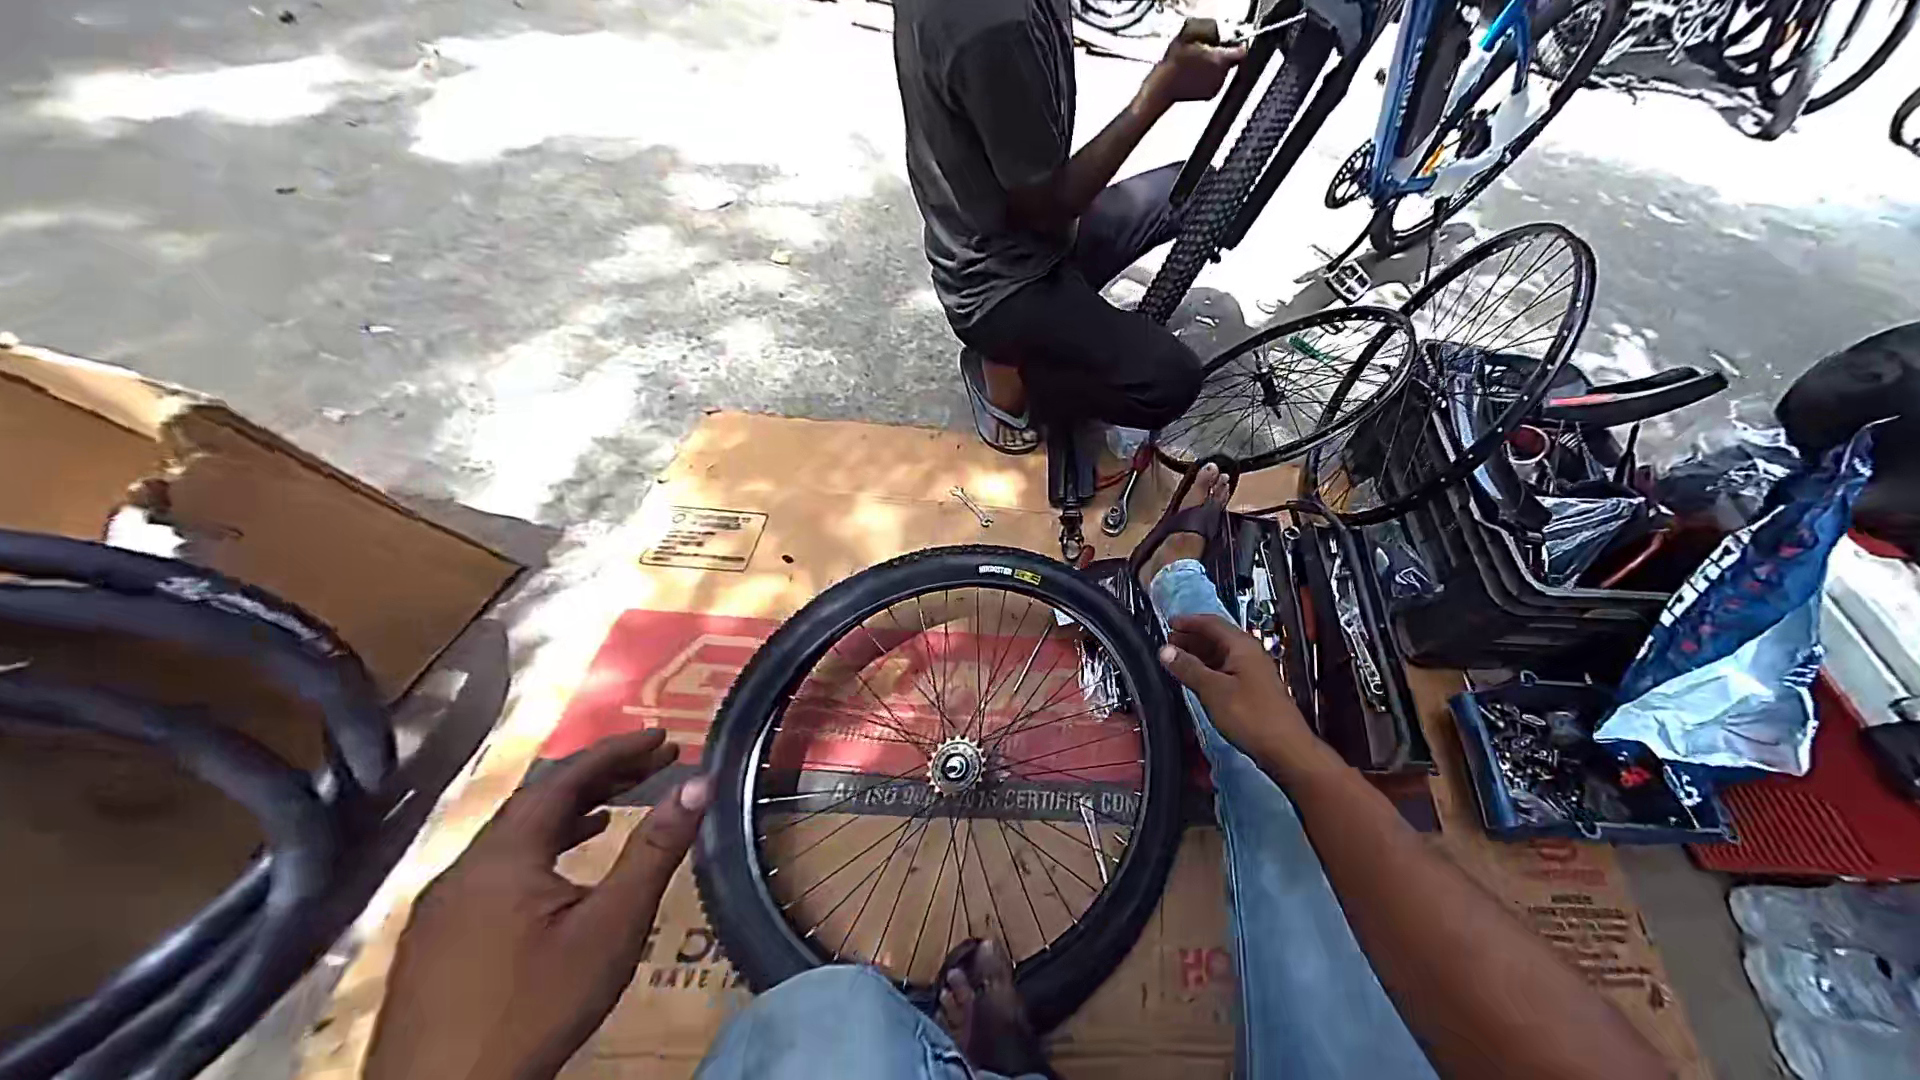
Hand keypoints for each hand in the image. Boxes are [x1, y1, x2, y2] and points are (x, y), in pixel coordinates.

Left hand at [364, 730, 709, 1079]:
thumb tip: (699, 784)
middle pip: (539, 801)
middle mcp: (466, 868)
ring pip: (516, 835)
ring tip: (620, 803)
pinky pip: (500, 867)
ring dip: (572, 811)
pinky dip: (543, 848)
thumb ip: (654, 849)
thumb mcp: (612, 925)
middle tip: (656, 764)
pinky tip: (567, 865)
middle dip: (601, 776)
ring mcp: (445, 906)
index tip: (663, 736)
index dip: (618, 751)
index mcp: (503, 856)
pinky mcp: (438, 939)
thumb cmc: (535, 1008)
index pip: (565, 779)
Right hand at [1141, 18, 1247, 110]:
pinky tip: (1197, 74)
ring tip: (1200, 63)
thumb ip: (1207, 33)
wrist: (1162, 88)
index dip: (1237, 45)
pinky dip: (1209, 77)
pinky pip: (1215, 82)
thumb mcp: (1190, 36)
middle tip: (1209, 51)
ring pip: (1222, 71)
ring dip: (1215, 66)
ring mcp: (1215, 87)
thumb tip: (1214, 32)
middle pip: (1231, 61)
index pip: (1242, 52)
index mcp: (1220, 60)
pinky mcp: (1208, 96)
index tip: (1231, 43)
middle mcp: (1221, 75)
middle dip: (1223, 55)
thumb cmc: (1175, 62)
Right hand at [1158, 614, 1319, 765]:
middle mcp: (1249, 654)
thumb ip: (1188, 668)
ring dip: (1197, 654)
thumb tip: (1165, 650)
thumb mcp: (1213, 690)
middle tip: (1167, 643)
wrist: (1285, 749)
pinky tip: (1194, 678)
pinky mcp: (1251, 689)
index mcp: (1242, 646)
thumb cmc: (1250, 715)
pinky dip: (1206, 669)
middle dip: (1191, 637)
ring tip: (1175, 659)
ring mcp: (1251, 672)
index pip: (1211, 623)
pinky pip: (1224, 669)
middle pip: (1216, 637)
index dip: (1188, 621)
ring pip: (1219, 654)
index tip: (1168, 623)